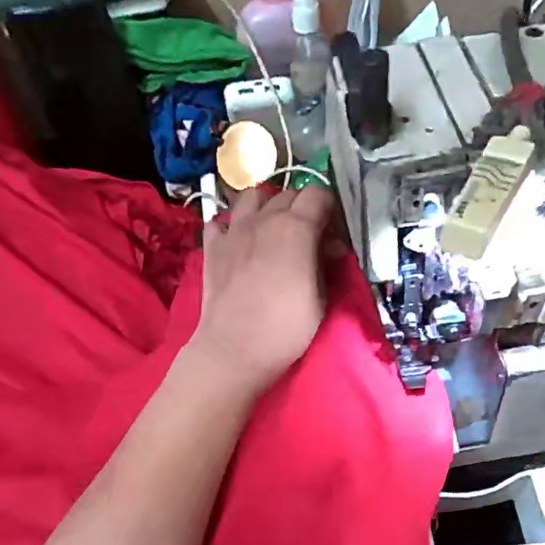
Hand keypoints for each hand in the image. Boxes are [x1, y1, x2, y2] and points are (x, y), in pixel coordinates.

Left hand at [186, 185, 335, 392]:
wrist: (235, 349)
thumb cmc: (286, 329)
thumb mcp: (321, 298)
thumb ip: (326, 264)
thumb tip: (329, 248)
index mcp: (296, 227)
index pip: (319, 194)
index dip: (330, 211)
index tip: (333, 235)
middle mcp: (263, 219)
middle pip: (288, 194)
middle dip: (302, 209)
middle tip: (308, 238)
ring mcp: (233, 230)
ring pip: (252, 197)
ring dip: (266, 207)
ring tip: (272, 230)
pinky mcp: (212, 247)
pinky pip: (220, 221)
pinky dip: (230, 226)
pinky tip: (237, 243)